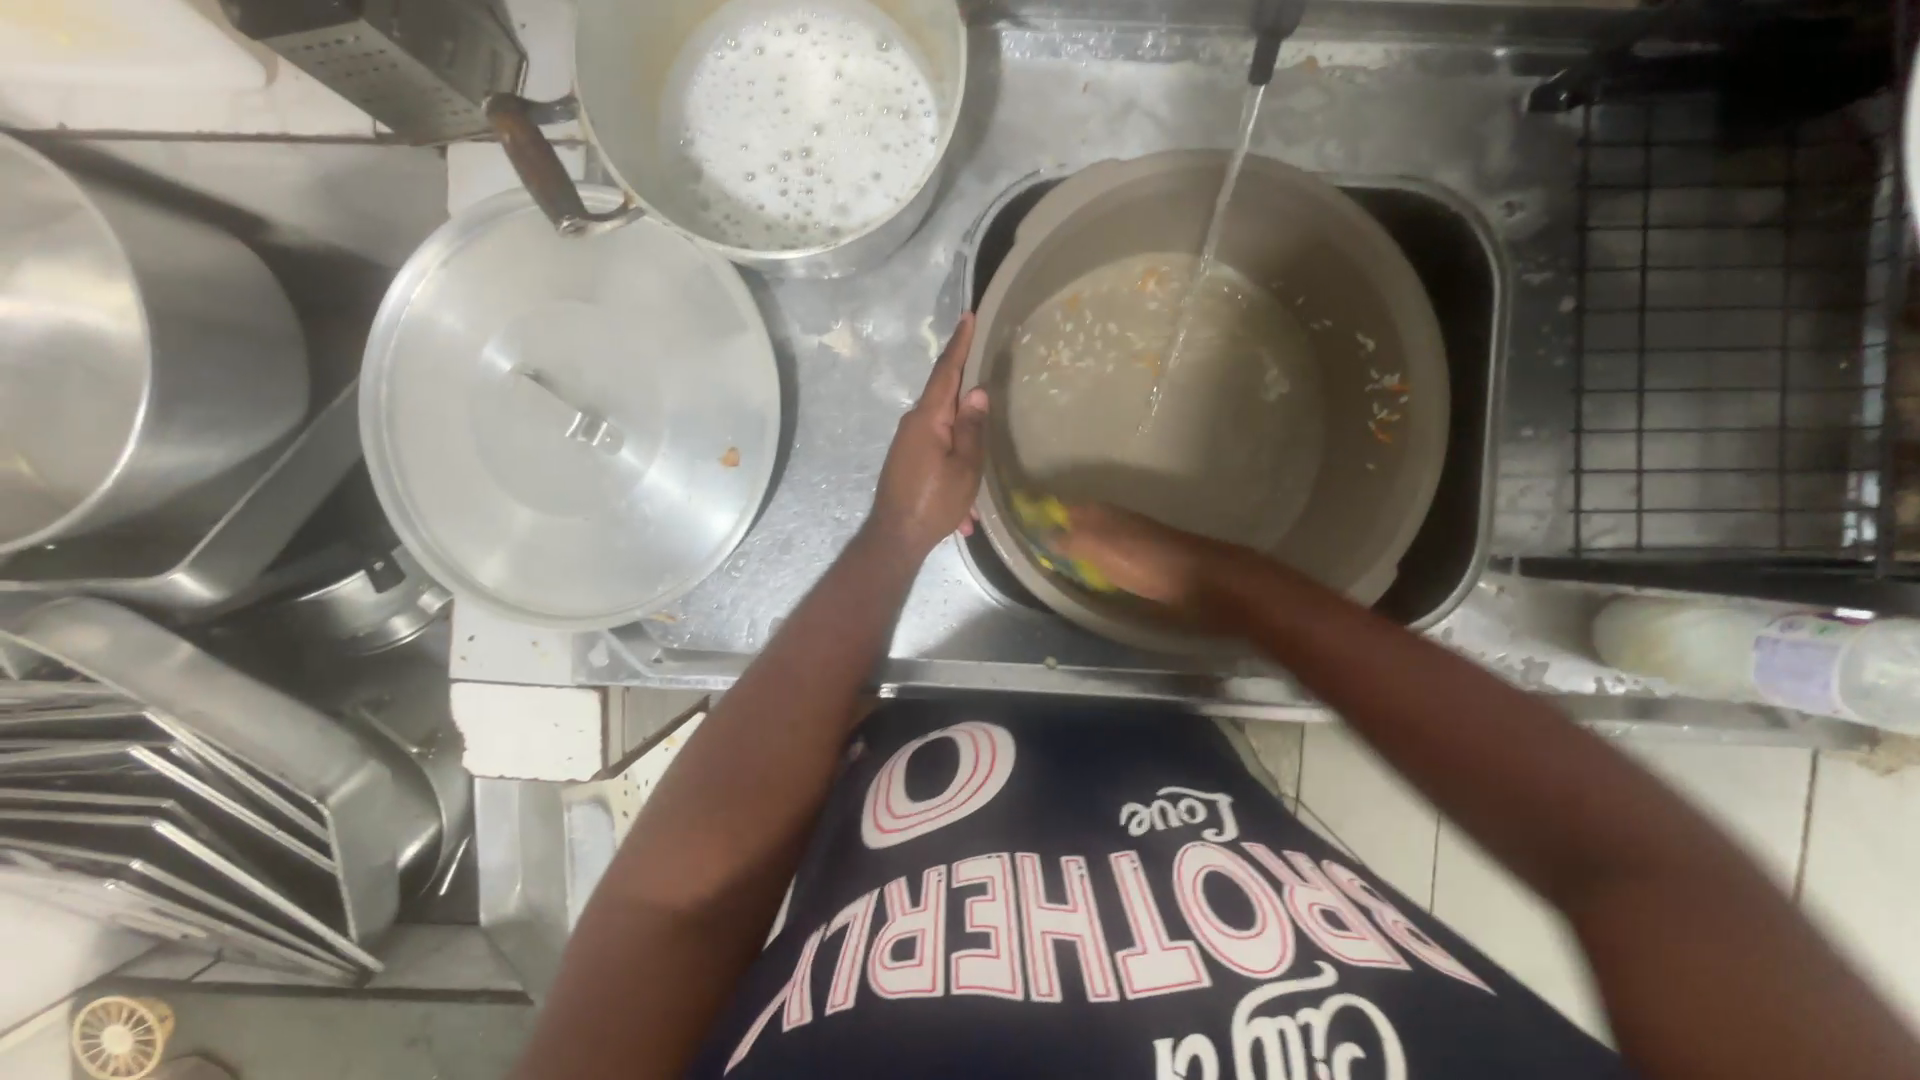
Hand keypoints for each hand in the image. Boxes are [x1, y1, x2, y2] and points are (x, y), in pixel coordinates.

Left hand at [869, 314, 989, 557]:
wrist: (895, 538)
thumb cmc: (934, 502)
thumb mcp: (964, 467)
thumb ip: (971, 427)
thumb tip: (977, 391)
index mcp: (927, 418)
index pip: (946, 372)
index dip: (959, 344)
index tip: (968, 316)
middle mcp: (912, 424)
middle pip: (944, 399)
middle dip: (967, 396)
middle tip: (986, 372)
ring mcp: (906, 443)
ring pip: (943, 433)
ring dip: (963, 451)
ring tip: (976, 481)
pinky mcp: (906, 461)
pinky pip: (937, 454)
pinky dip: (953, 470)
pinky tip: (962, 512)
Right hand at [1054, 502, 1241, 618]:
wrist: (1206, 583)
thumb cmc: (1149, 564)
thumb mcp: (1103, 549)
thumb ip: (1073, 541)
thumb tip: (1044, 533)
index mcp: (1108, 516)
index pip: (1072, 508)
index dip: (1052, 512)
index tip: (1030, 519)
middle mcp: (1122, 524)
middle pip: (1088, 521)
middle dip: (1067, 527)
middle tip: (1044, 541)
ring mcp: (1140, 543)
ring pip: (1104, 538)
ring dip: (1087, 544)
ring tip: (1067, 558)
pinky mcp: (1154, 564)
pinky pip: (1119, 557)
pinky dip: (1104, 561)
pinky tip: (1102, 573)